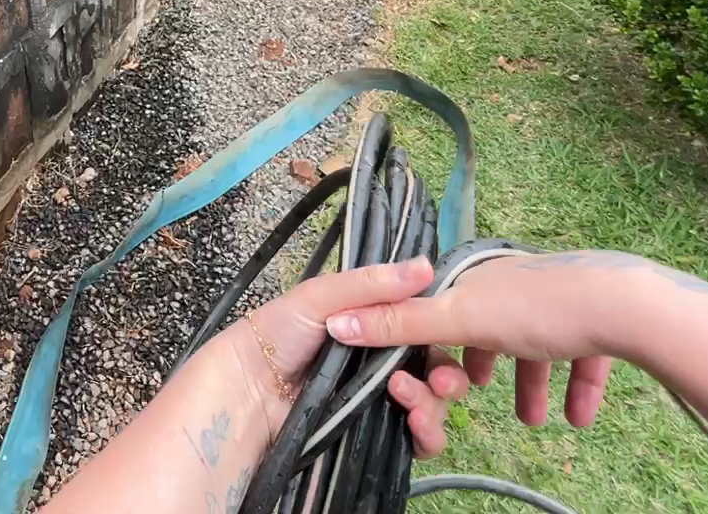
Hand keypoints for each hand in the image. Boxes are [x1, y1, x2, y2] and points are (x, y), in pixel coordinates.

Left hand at [220, 258, 465, 457]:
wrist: (251, 385)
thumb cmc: (281, 330)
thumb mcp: (322, 297)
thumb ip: (371, 285)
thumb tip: (427, 265)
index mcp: (374, 323)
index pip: (422, 328)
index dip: (442, 335)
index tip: (455, 341)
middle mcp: (383, 359)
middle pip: (435, 370)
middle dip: (446, 377)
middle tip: (442, 381)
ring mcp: (382, 397)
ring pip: (431, 405)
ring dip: (433, 405)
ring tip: (406, 398)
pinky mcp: (376, 430)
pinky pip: (416, 440)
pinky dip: (426, 437)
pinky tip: (414, 426)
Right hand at [324, 250, 655, 432]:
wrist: (622, 306)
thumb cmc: (531, 310)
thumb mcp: (457, 320)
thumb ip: (399, 325)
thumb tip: (334, 322)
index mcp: (471, 278)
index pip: (441, 305)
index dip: (433, 338)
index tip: (434, 372)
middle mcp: (506, 282)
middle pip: (486, 325)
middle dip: (482, 362)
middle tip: (479, 393)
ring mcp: (553, 298)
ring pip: (532, 343)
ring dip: (529, 383)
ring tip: (533, 420)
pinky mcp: (597, 319)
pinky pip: (579, 355)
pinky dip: (574, 386)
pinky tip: (576, 418)